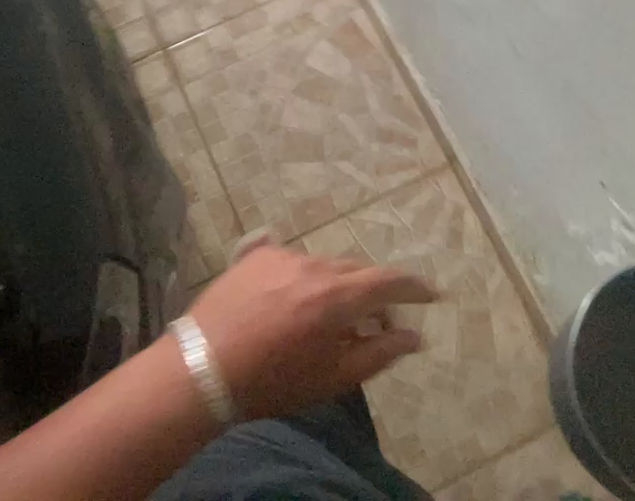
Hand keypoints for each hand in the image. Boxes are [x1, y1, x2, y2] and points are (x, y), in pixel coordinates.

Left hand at [184, 244, 438, 419]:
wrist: (203, 365)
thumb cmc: (273, 380)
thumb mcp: (334, 377)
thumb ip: (379, 352)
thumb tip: (413, 335)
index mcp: (337, 296)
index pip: (389, 281)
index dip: (414, 287)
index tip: (431, 294)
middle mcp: (313, 264)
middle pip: (357, 272)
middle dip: (373, 294)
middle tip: (376, 324)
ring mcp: (281, 255)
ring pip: (324, 266)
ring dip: (335, 287)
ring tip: (326, 319)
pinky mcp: (256, 255)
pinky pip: (292, 262)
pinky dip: (303, 279)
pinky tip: (293, 302)